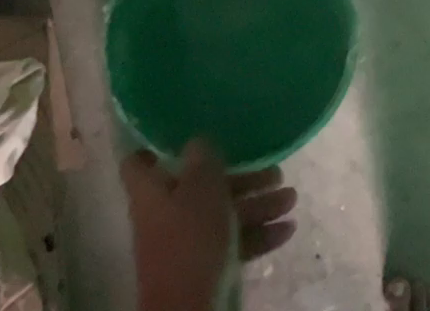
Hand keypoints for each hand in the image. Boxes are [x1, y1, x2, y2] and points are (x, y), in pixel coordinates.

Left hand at [121, 141, 298, 310]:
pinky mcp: (204, 267)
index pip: (139, 162)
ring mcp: (184, 242)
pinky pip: (232, 241)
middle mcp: (165, 213)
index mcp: (151, 191)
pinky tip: (287, 229)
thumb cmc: (190, 238)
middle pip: (200, 186)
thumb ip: (202, 158)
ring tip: (290, 198)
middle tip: (275, 171)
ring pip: (223, 214)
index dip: (156, 146)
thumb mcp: (200, 188)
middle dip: (242, 177)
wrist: (189, 307)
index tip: (187, 134)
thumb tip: (199, 140)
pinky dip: (258, 234)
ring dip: (259, 204)